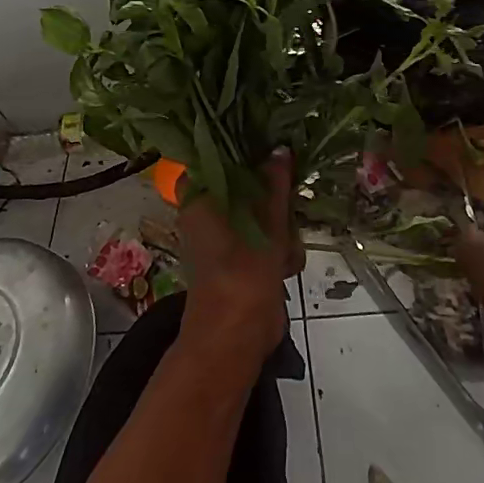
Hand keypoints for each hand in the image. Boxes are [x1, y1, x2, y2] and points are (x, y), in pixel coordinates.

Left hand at [176, 149, 303, 358]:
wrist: (235, 334)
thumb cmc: (242, 270)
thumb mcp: (266, 222)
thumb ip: (273, 184)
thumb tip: (278, 148)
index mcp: (196, 196)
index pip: (216, 159)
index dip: (245, 157)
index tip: (272, 157)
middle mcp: (202, 212)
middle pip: (243, 188)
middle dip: (272, 204)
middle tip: (286, 215)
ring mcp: (218, 237)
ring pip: (257, 215)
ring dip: (278, 232)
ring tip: (284, 250)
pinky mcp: (234, 259)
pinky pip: (259, 240)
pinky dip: (274, 251)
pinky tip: (285, 267)